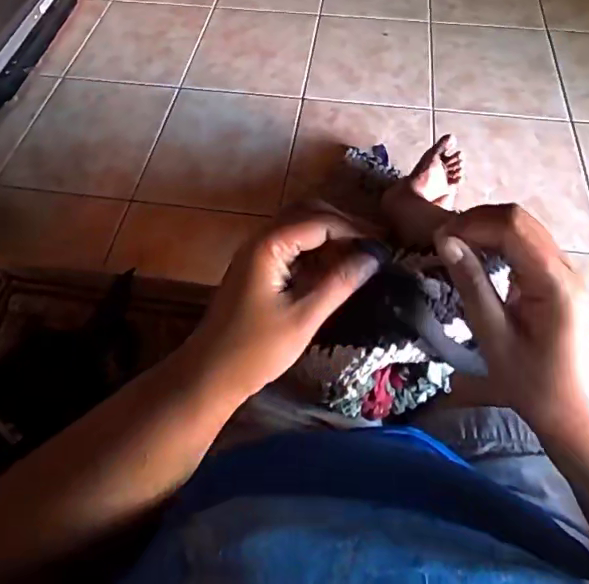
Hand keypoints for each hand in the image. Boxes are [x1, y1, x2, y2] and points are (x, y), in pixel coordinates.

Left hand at [184, 209, 380, 398]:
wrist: (206, 378)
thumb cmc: (254, 351)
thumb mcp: (304, 318)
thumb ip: (340, 283)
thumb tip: (374, 256)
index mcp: (270, 245)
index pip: (321, 221)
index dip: (354, 229)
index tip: (382, 244)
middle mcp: (262, 238)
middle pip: (309, 211)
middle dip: (343, 223)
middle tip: (373, 242)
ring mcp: (258, 251)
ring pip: (300, 224)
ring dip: (330, 233)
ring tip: (359, 252)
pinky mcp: (259, 267)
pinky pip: (293, 242)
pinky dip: (317, 247)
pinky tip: (335, 265)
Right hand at [436, 204, 588, 444]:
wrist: (572, 411)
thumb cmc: (533, 384)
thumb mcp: (494, 339)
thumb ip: (472, 285)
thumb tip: (446, 242)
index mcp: (554, 282)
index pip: (512, 227)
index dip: (473, 224)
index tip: (439, 239)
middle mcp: (565, 266)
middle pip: (518, 219)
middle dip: (477, 221)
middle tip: (444, 242)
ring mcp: (564, 269)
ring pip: (523, 225)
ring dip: (486, 228)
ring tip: (455, 247)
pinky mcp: (558, 275)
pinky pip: (526, 242)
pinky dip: (498, 240)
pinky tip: (478, 256)